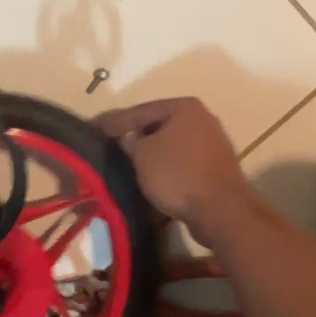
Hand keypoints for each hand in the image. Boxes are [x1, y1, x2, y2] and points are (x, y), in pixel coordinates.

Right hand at [94, 98, 262, 244]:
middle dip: (135, 135)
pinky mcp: (216, 166)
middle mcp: (202, 118)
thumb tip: (128, 137)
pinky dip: (168, 166)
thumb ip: (130, 141)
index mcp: (184, 107)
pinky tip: (154, 176)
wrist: (221, 209)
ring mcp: (213, 142)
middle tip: (110, 145)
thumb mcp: (143, 155)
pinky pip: (184, 160)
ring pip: (172, 143)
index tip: (94, 128)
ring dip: (152, 152)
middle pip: (159, 124)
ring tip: (129, 162)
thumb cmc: (178, 174)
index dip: (115, 121)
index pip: (141, 110)